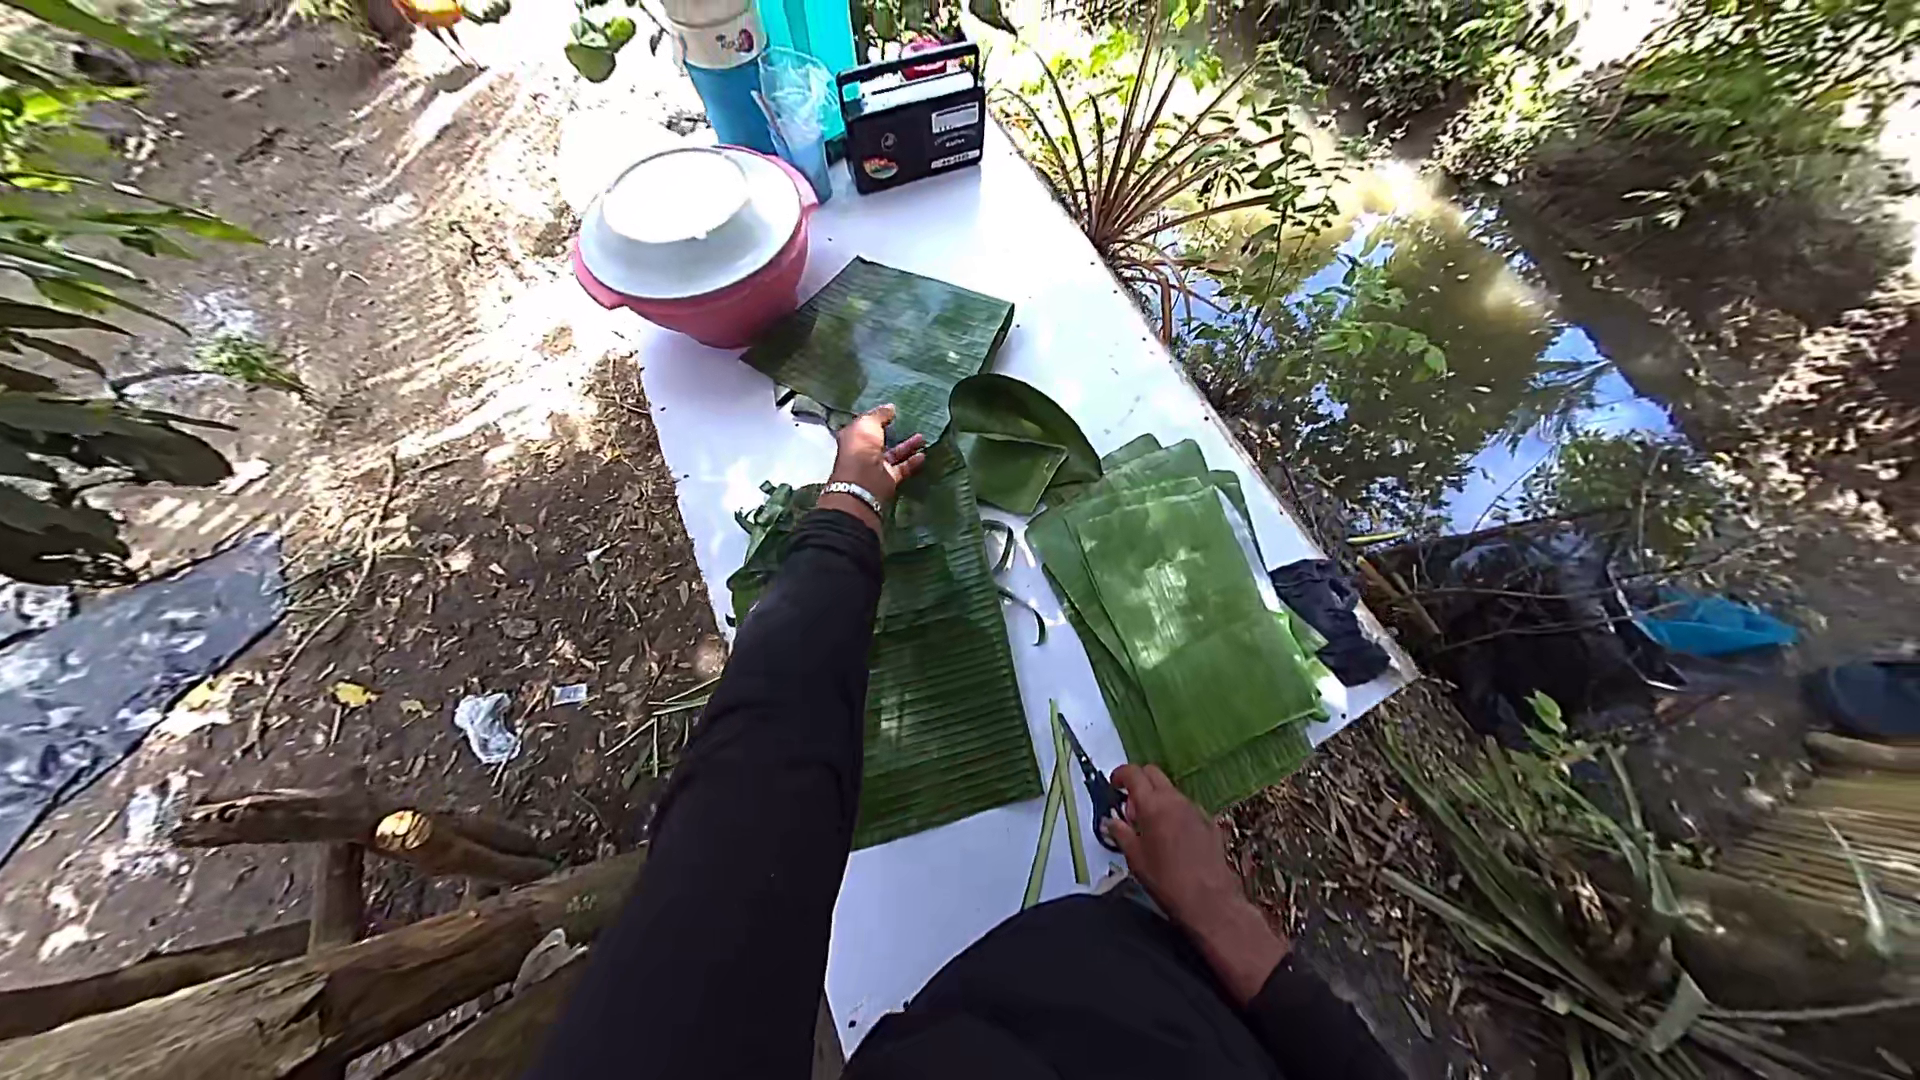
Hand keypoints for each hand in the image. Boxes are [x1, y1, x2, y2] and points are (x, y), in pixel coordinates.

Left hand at [820, 404, 926, 533]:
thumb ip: (880, 414)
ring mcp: (877, 466)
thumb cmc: (861, 447)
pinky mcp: (889, 478)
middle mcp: (864, 451)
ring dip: (908, 445)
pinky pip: (903, 468)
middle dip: (894, 432)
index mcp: (854, 437)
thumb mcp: (868, 423)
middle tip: (909, 422)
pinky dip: (912, 462)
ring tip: (922, 436)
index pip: (865, 425)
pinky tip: (923, 454)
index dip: (876, 418)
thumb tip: (891, 408)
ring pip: (894, 453)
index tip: (891, 411)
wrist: (864, 481)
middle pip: (881, 440)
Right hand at [1108, 763, 1288, 1004]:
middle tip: (1130, 806)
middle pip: (1152, 773)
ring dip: (1157, 798)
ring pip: (1170, 790)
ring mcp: (1195, 810)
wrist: (1211, 903)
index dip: (1120, 774)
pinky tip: (1172, 836)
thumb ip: (1120, 833)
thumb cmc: (1169, 882)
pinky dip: (1175, 812)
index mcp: (1153, 805)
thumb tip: (1111, 822)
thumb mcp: (1135, 858)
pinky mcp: (1209, 823)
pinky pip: (1186, 807)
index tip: (1115, 785)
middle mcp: (1175, 800)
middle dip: (1138, 781)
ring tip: (1150, 826)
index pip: (1133, 773)